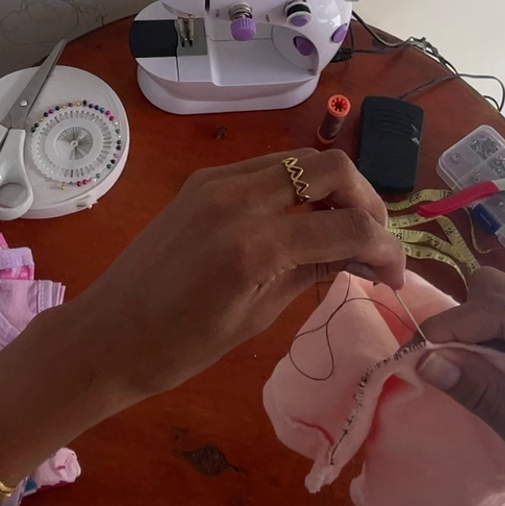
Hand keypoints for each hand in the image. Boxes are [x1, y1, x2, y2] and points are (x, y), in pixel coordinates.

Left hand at [63, 148, 405, 401]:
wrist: (108, 332)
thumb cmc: (181, 347)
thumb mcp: (257, 317)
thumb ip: (312, 270)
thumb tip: (363, 253)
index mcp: (254, 246)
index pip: (345, 226)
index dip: (385, 248)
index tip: (396, 273)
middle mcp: (239, 198)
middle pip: (330, 166)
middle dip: (365, 199)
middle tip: (372, 241)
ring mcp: (218, 180)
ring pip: (300, 158)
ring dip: (333, 187)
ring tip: (342, 228)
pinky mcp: (205, 178)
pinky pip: (268, 166)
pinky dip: (298, 184)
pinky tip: (302, 217)